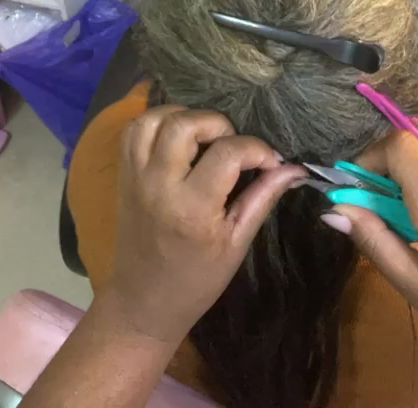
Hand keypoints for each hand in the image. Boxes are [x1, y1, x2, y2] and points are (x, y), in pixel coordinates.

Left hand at [97, 107, 308, 345]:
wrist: (145, 300)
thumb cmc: (197, 279)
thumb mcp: (237, 243)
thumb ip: (263, 198)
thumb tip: (294, 169)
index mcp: (192, 209)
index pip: (227, 154)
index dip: (256, 149)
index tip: (269, 161)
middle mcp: (160, 185)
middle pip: (185, 125)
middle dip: (218, 124)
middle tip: (231, 145)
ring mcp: (136, 176)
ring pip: (155, 119)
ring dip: (184, 116)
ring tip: (203, 136)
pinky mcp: (123, 172)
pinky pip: (133, 129)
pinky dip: (156, 121)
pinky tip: (175, 136)